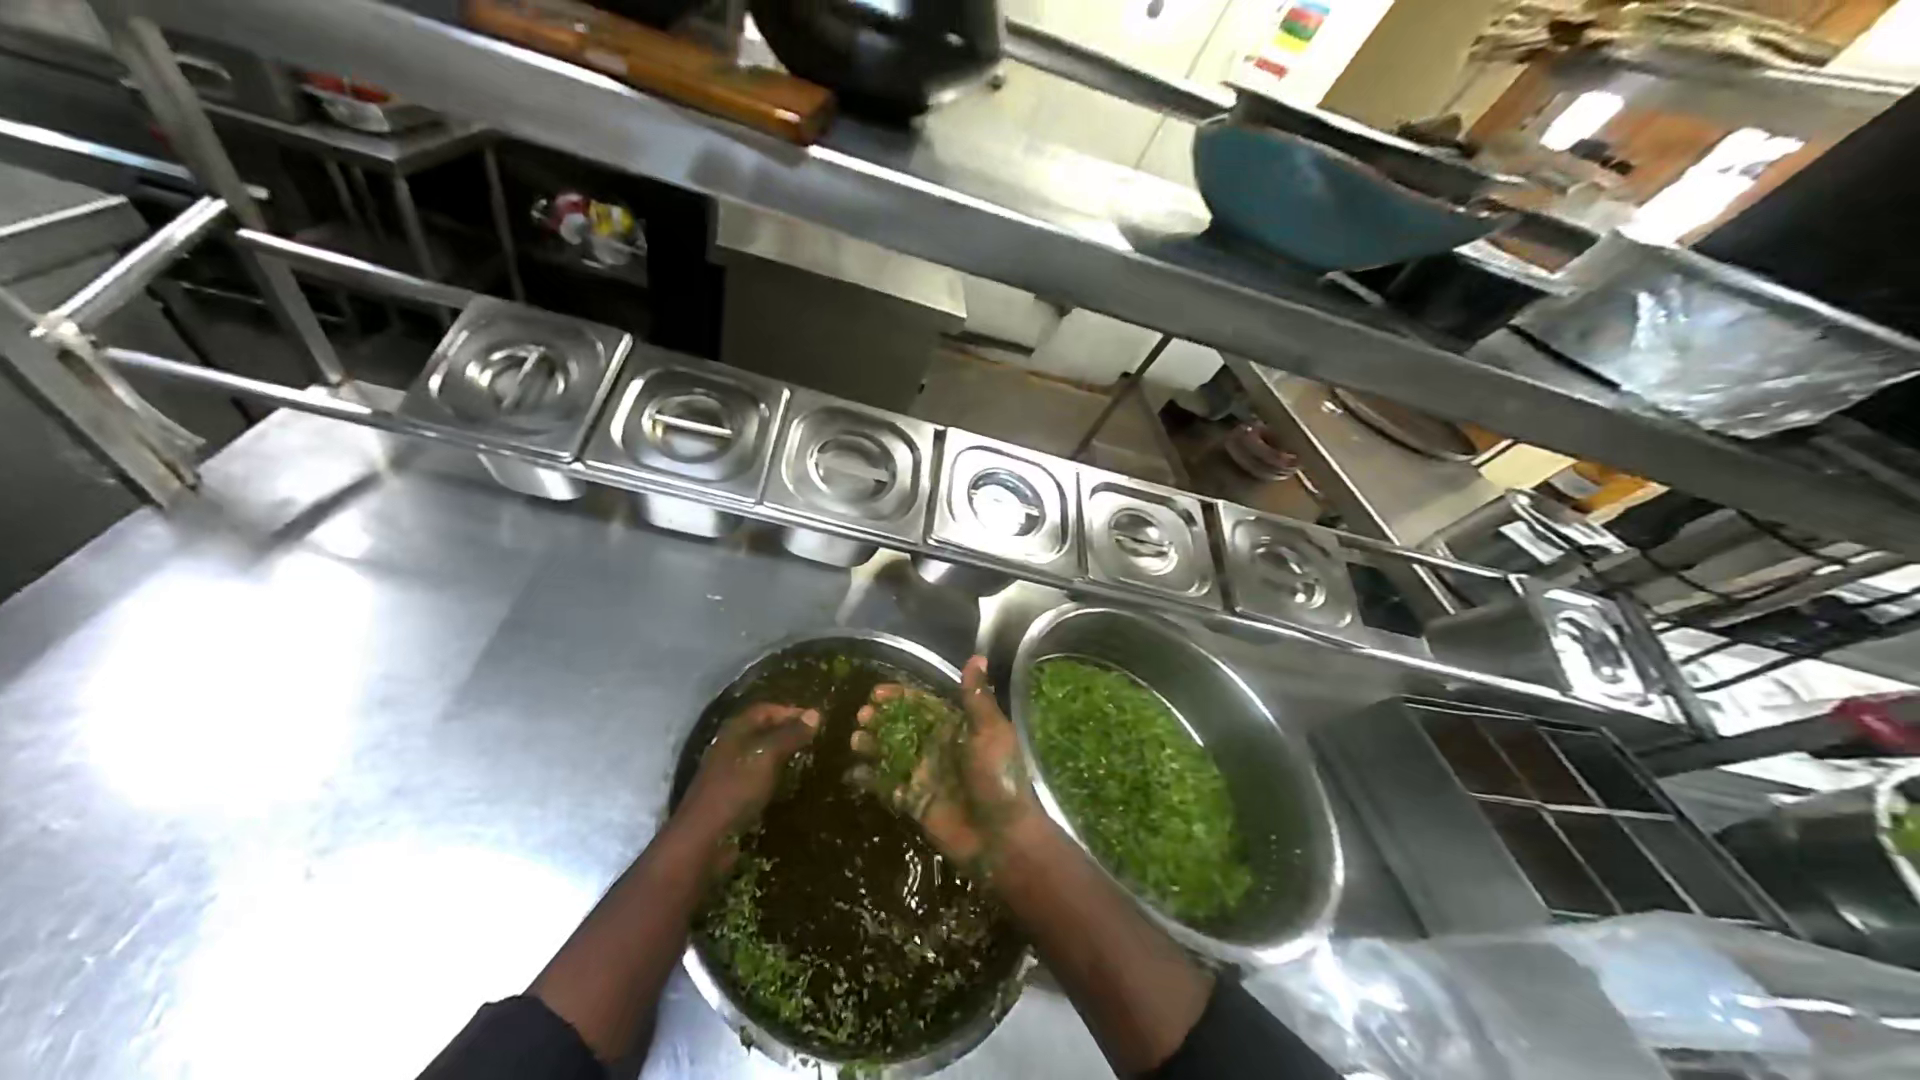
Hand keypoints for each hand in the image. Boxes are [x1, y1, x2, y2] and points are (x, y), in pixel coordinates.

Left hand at [681, 703, 819, 835]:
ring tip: (807, 761)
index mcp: (735, 730)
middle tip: (816, 740)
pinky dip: (774, 776)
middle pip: (763, 730)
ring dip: (782, 755)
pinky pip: (758, 777)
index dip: (791, 711)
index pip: (766, 709)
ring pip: (760, 754)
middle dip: (788, 732)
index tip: (817, 721)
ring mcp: (729, 772)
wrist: (704, 838)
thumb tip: (815, 714)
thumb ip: (791, 734)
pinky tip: (788, 785)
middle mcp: (730, 746)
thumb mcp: (768, 755)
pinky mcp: (731, 796)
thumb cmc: (736, 788)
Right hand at [852, 655, 1044, 867]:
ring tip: (856, 740)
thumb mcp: (990, 732)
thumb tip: (977, 657)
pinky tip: (853, 772)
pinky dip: (870, 779)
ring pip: (891, 753)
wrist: (1001, 837)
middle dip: (880, 719)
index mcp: (957, 728)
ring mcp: (925, 774)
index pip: (923, 704)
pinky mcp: (915, 801)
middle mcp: (938, 747)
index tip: (877, 692)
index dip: (900, 696)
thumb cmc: (999, 778)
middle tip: (861, 715)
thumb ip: (976, 697)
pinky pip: (888, 786)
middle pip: (902, 726)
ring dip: (872, 745)